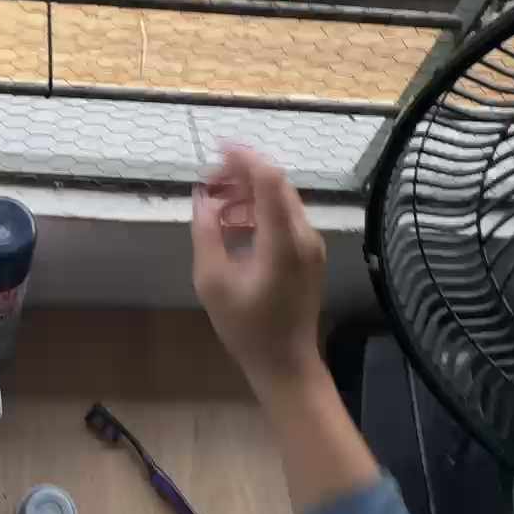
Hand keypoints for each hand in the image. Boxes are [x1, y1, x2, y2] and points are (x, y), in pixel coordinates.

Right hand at [191, 146, 328, 395]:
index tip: (216, 148)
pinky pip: (283, 214)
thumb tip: (202, 197)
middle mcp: (304, 234)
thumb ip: (206, 232)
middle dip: (240, 173)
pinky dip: (257, 208)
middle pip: (275, 183)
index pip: (268, 179)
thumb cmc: (247, 327)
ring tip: (215, 203)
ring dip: (247, 190)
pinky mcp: (308, 252)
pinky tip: (232, 222)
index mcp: (283, 240)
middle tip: (207, 180)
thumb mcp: (213, 280)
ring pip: (279, 197)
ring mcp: (310, 243)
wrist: (287, 365)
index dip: (243, 157)